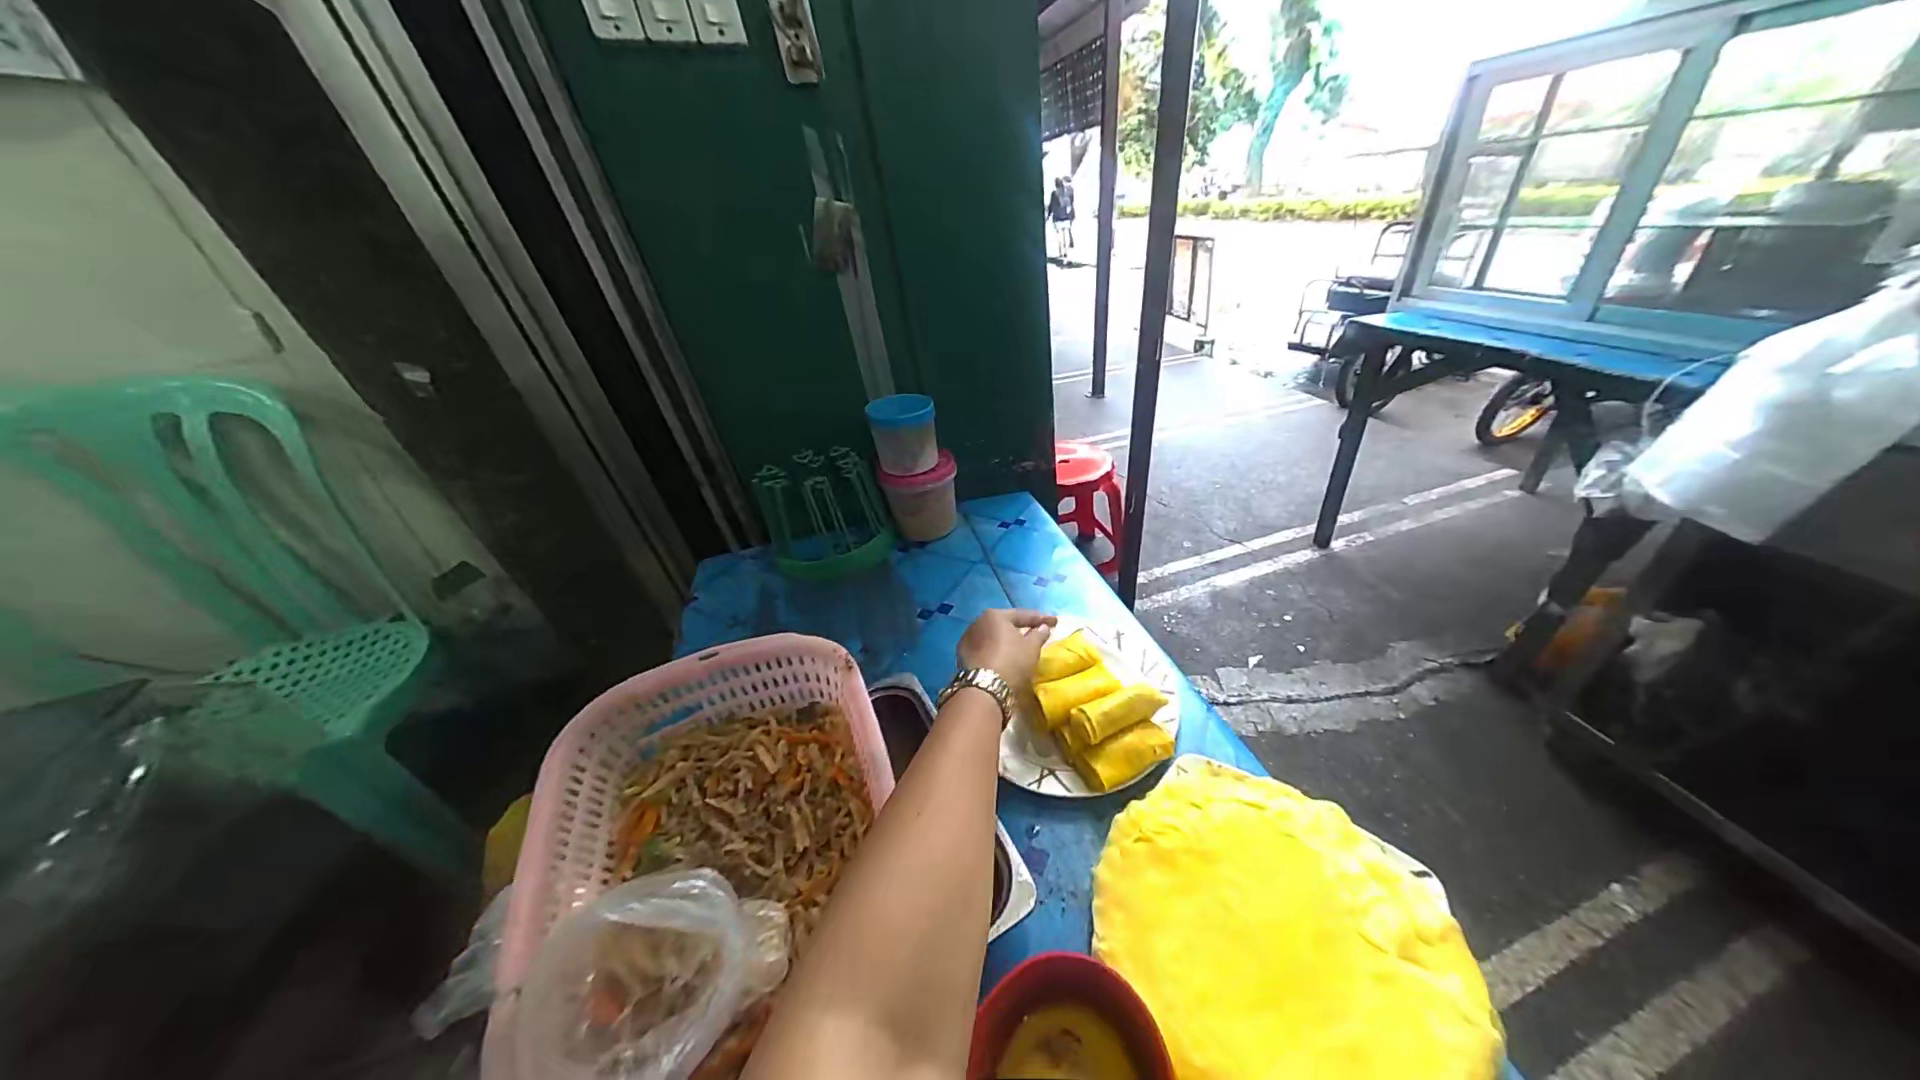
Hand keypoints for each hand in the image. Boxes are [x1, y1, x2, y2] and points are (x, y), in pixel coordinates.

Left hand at [957, 609, 1056, 688]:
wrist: (984, 688)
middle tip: (1036, 631)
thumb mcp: (1031, 648)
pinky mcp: (962, 655)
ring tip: (1019, 645)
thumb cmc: (1012, 662)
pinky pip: (985, 648)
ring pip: (992, 636)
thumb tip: (1043, 627)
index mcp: (995, 615)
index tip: (1055, 622)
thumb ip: (1038, 635)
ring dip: (1006, 639)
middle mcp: (977, 622)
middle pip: (1004, 624)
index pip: (1022, 614)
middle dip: (1020, 627)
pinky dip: (995, 650)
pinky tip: (1003, 655)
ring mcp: (967, 639)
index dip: (1041, 618)